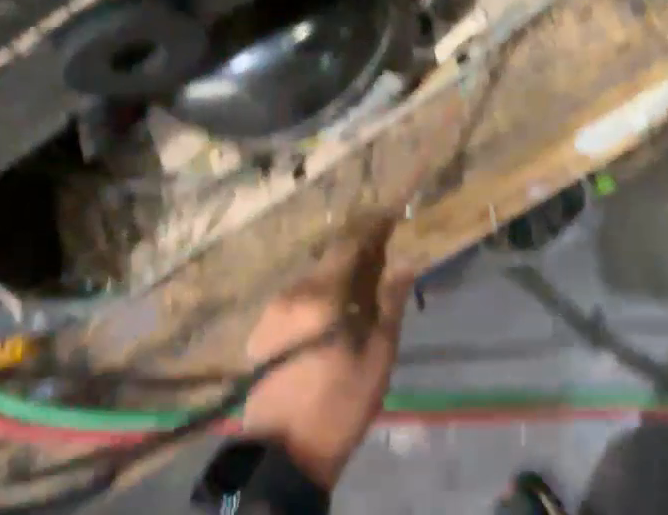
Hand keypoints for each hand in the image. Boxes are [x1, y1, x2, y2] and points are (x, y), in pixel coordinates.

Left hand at [240, 218, 415, 488]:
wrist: (284, 452)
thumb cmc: (341, 402)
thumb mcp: (379, 355)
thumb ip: (390, 303)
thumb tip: (406, 262)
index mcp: (322, 294)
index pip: (349, 243)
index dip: (371, 226)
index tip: (391, 215)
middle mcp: (292, 293)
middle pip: (329, 259)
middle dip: (357, 252)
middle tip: (383, 257)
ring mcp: (272, 312)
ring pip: (313, 279)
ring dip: (338, 275)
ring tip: (362, 288)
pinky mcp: (262, 332)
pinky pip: (298, 299)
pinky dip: (320, 296)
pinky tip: (334, 314)